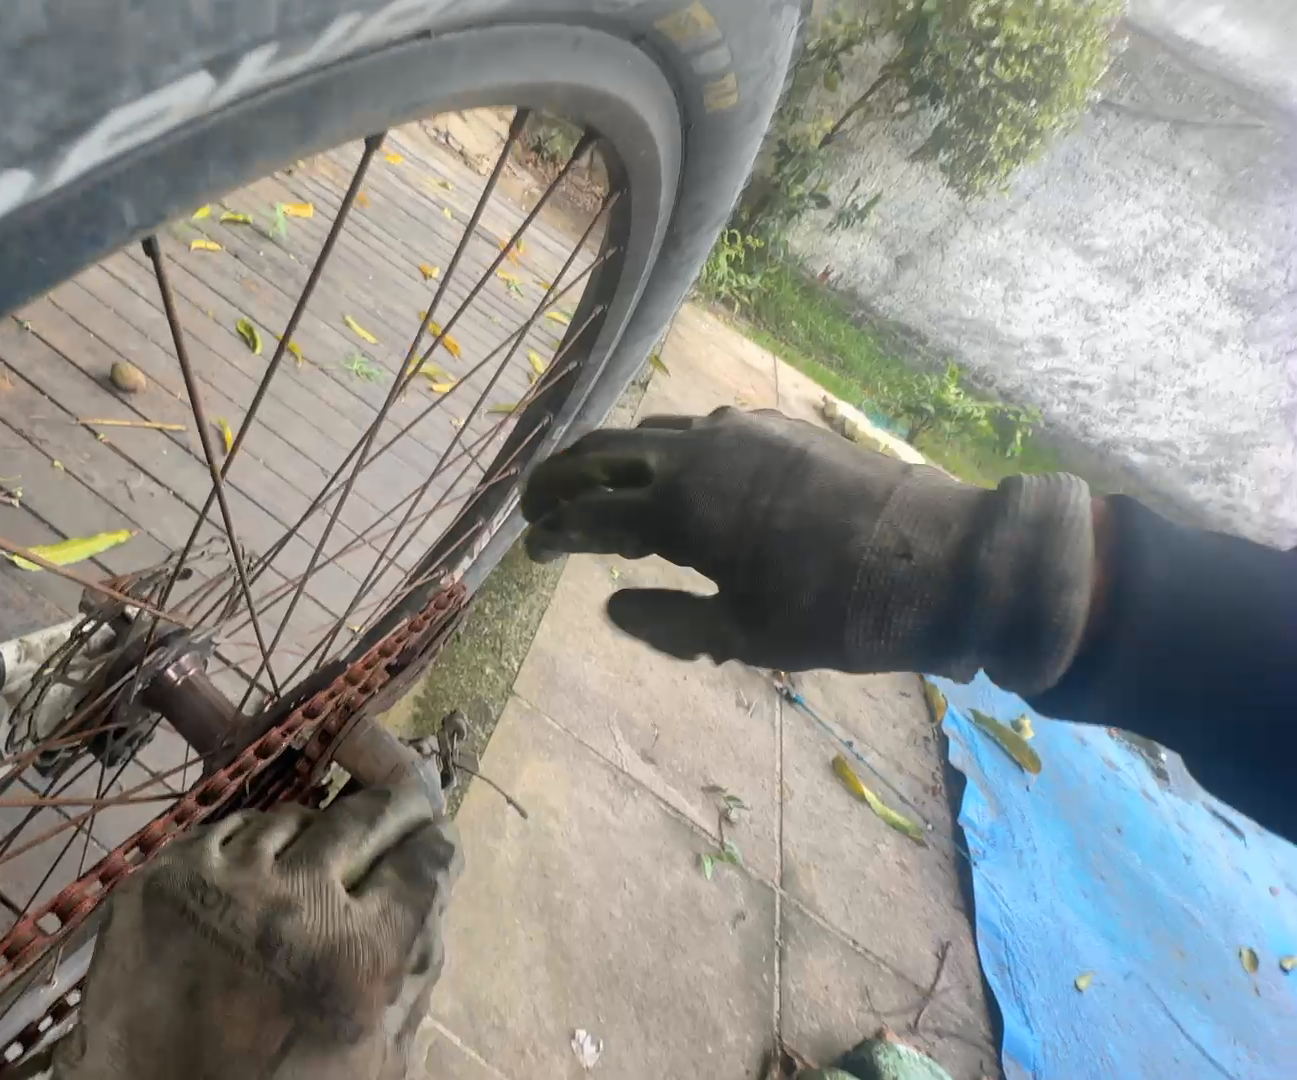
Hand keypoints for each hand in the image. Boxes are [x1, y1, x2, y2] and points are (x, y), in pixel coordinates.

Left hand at [57, 780, 459, 1079]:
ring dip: (315, 832)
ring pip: (294, 818)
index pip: (421, 866)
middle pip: (365, 817)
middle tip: (405, 801)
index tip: (436, 837)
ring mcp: (226, 878)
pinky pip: (232, 830)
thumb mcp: (367, 1062)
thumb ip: (409, 983)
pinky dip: (252, 844)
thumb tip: (435, 901)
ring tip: (316, 854)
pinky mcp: (167, 872)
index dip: (436, 846)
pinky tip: (255, 869)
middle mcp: (296, 903)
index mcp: (356, 961)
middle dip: (396, 805)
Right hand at [521, 408, 1094, 693]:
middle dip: (556, 478)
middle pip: (596, 452)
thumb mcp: (744, 636)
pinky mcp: (768, 427)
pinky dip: (658, 452)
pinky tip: (671, 478)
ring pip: (642, 434)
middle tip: (536, 506)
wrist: (952, 560)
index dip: (549, 533)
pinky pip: (690, 429)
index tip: (530, 550)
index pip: (585, 514)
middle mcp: (694, 455)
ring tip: (593, 490)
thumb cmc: (840, 610)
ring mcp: (733, 432)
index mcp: (679, 508)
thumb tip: (610, 606)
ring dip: (605, 460)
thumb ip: (664, 620)